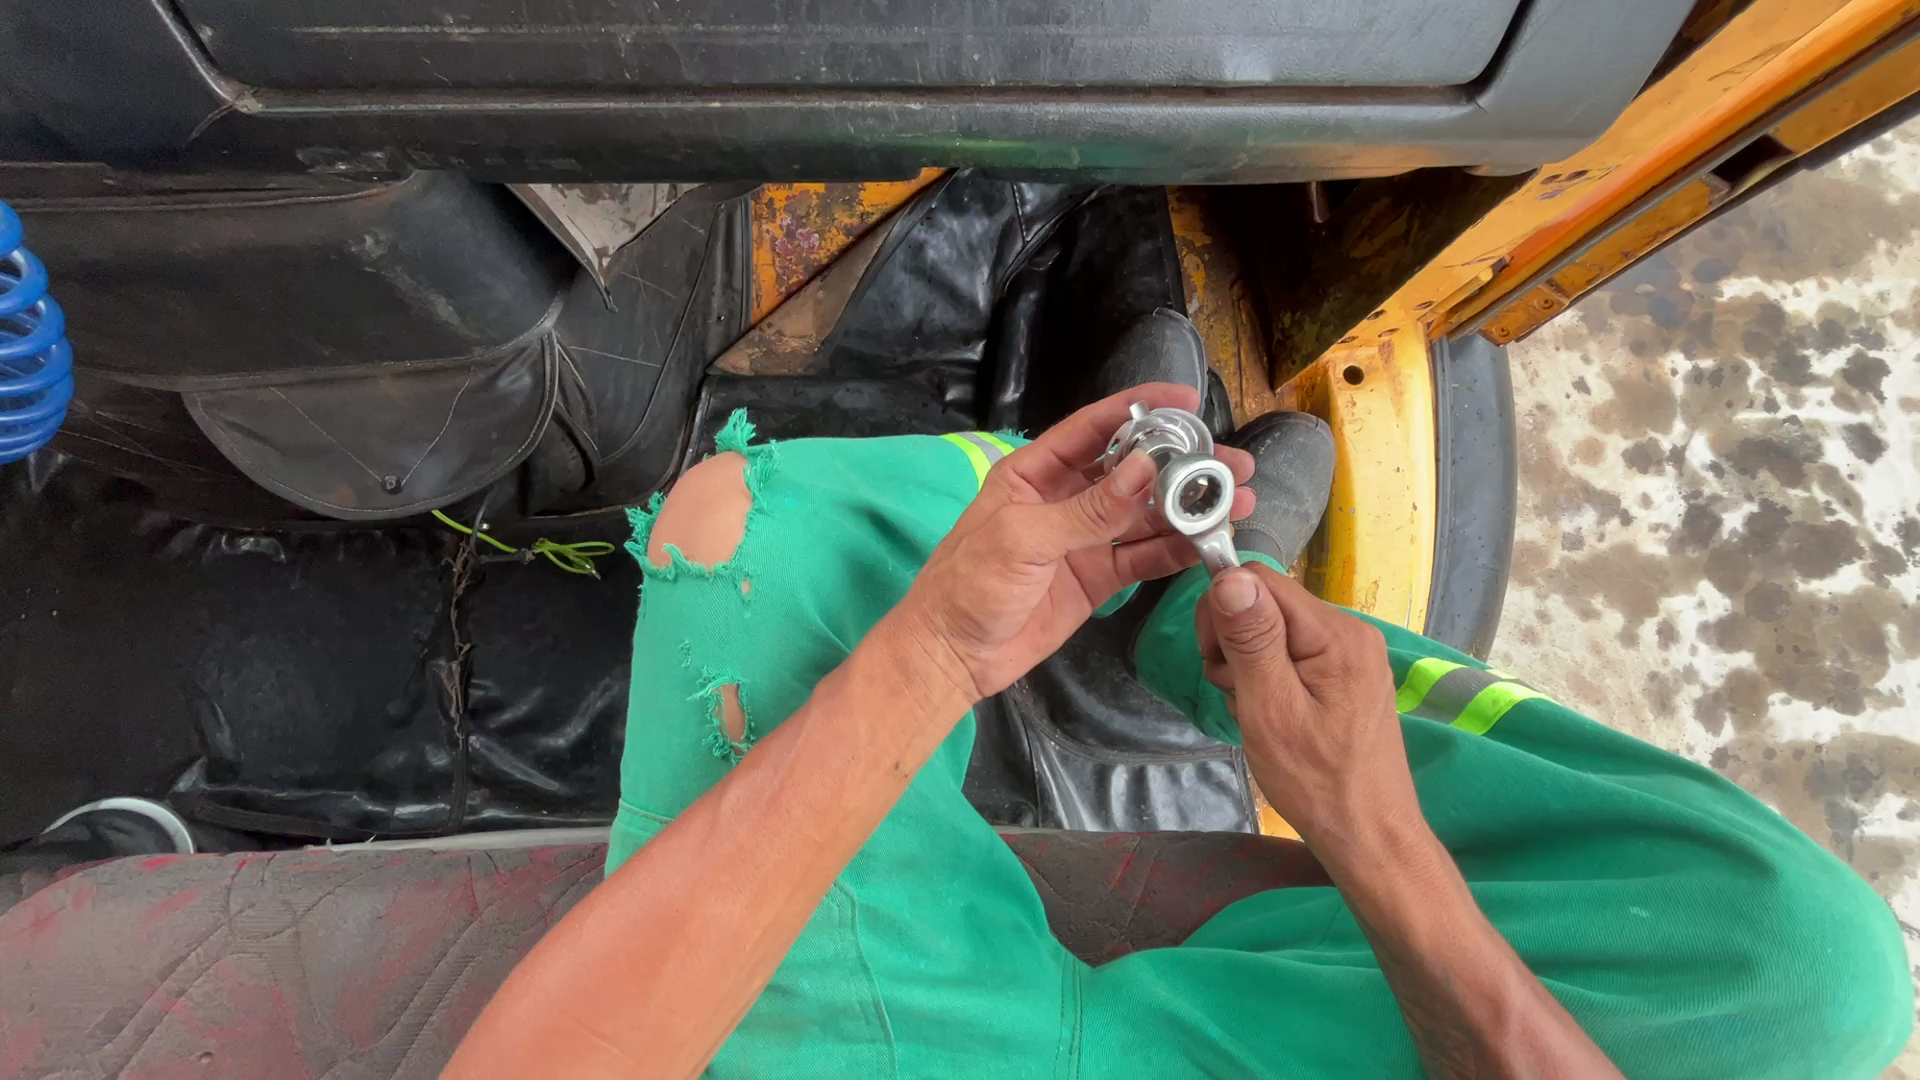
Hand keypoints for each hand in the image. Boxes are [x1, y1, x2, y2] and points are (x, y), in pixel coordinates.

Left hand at [887, 384, 1253, 707]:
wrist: (954, 653)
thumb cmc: (971, 584)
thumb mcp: (1024, 539)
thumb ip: (1088, 510)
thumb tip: (1146, 471)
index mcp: (1035, 473)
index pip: (1092, 428)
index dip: (1139, 409)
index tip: (1188, 400)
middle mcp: (1064, 499)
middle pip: (1131, 471)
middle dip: (1181, 463)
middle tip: (1233, 462)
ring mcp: (1084, 539)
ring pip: (1145, 515)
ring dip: (1188, 507)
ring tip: (1238, 501)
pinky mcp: (1097, 578)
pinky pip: (1142, 558)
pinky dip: (1174, 550)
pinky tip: (1209, 542)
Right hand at [1196, 562, 1419, 848]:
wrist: (1366, 836)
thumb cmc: (1314, 778)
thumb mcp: (1270, 707)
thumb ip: (1250, 639)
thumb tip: (1229, 575)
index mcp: (1334, 633)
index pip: (1259, 580)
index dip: (1222, 609)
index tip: (1213, 658)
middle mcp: (1348, 630)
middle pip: (1264, 602)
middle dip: (1231, 641)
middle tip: (1234, 691)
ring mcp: (1348, 653)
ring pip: (1269, 629)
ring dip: (1244, 664)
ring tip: (1253, 710)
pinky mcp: (1342, 674)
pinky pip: (1287, 653)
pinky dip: (1264, 678)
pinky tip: (1268, 713)